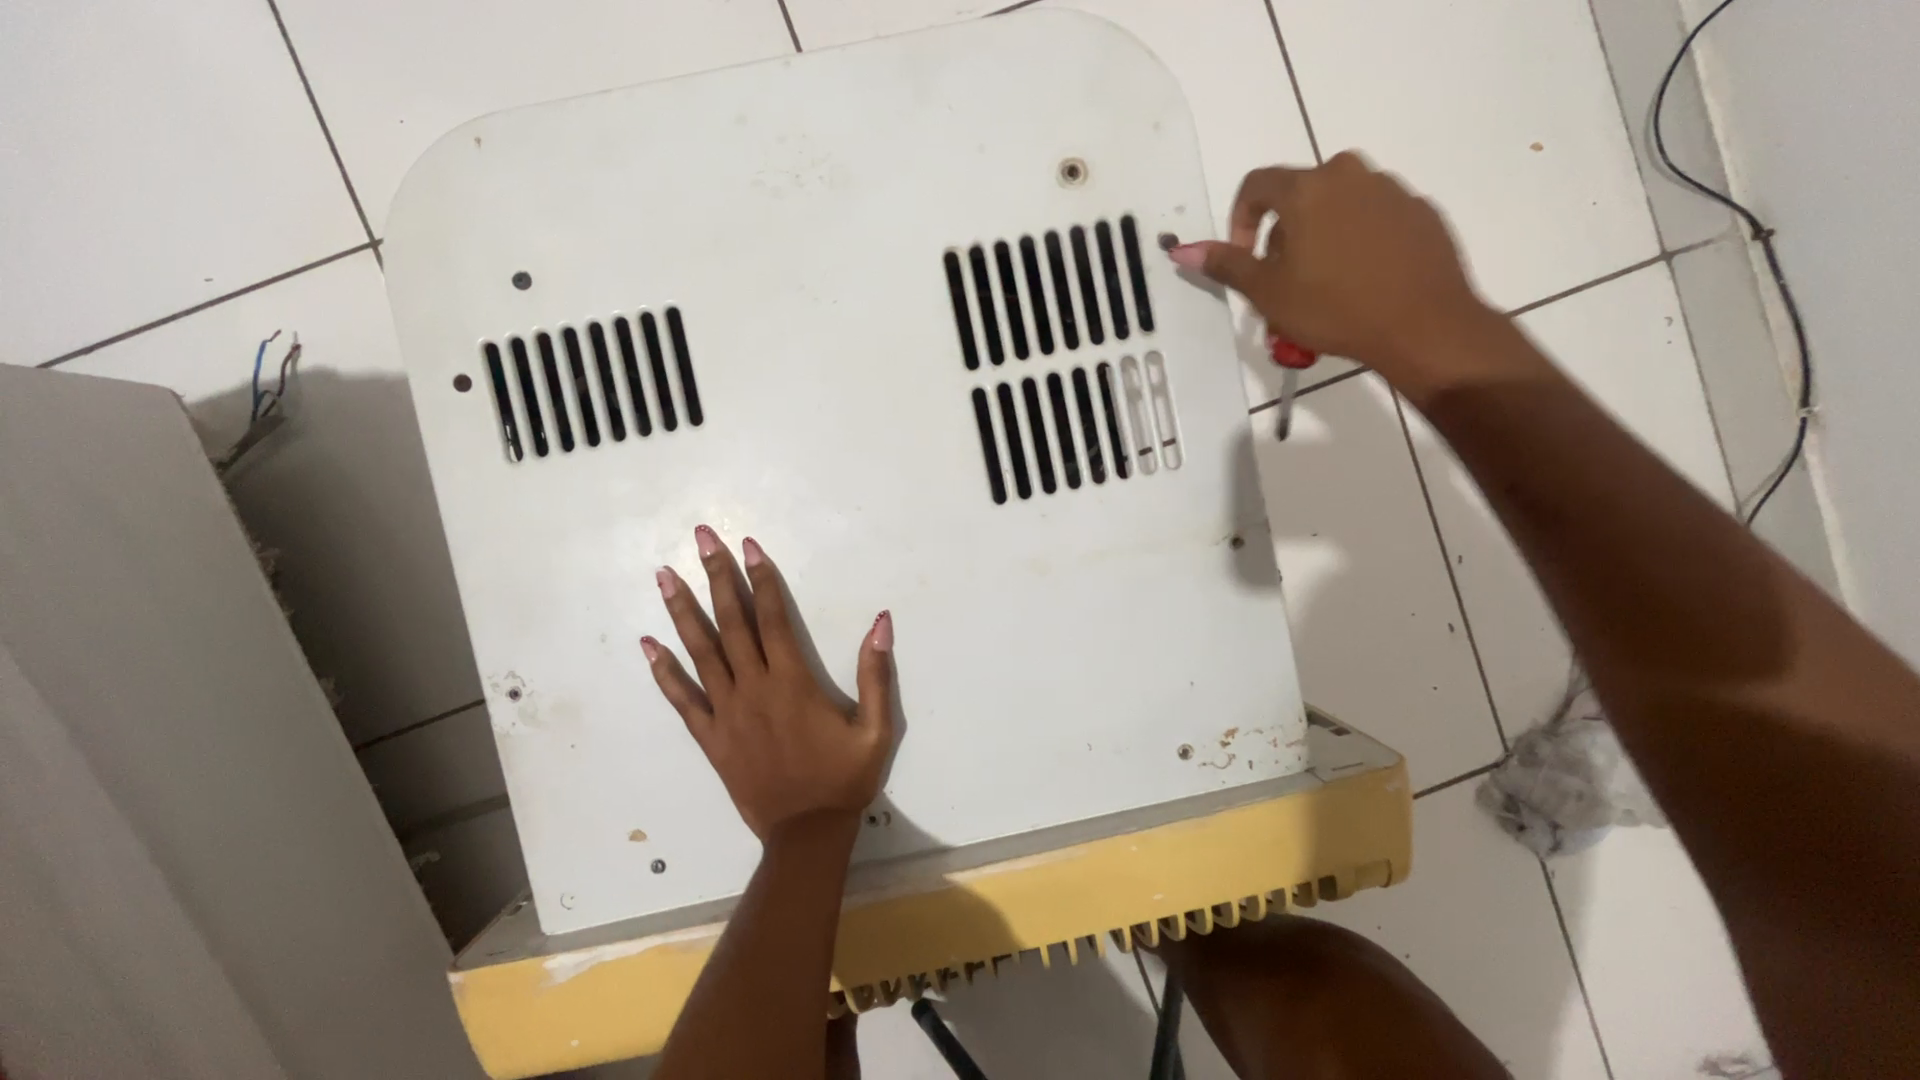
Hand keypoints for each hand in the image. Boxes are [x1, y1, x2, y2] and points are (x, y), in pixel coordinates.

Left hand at [643, 527, 894, 840]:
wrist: (806, 833)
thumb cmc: (844, 779)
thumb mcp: (876, 729)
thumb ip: (877, 674)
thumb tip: (881, 622)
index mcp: (792, 682)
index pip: (774, 618)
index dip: (762, 579)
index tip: (749, 546)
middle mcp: (753, 688)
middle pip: (731, 622)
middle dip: (717, 577)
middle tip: (702, 539)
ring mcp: (726, 712)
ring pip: (700, 651)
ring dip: (682, 611)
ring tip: (664, 575)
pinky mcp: (710, 736)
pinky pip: (682, 698)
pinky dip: (663, 671)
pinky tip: (648, 644)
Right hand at [1170, 152, 1506, 390]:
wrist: (1423, 325)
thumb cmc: (1334, 308)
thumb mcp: (1268, 292)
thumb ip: (1226, 264)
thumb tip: (1182, 249)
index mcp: (1307, 189)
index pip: (1256, 185)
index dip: (1240, 221)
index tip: (1246, 259)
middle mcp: (1350, 175)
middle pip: (1300, 194)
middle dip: (1283, 234)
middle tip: (1285, 280)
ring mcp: (1392, 191)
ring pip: (1340, 205)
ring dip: (1322, 236)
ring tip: (1324, 285)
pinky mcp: (1421, 212)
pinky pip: (1377, 219)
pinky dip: (1360, 242)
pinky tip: (1363, 283)